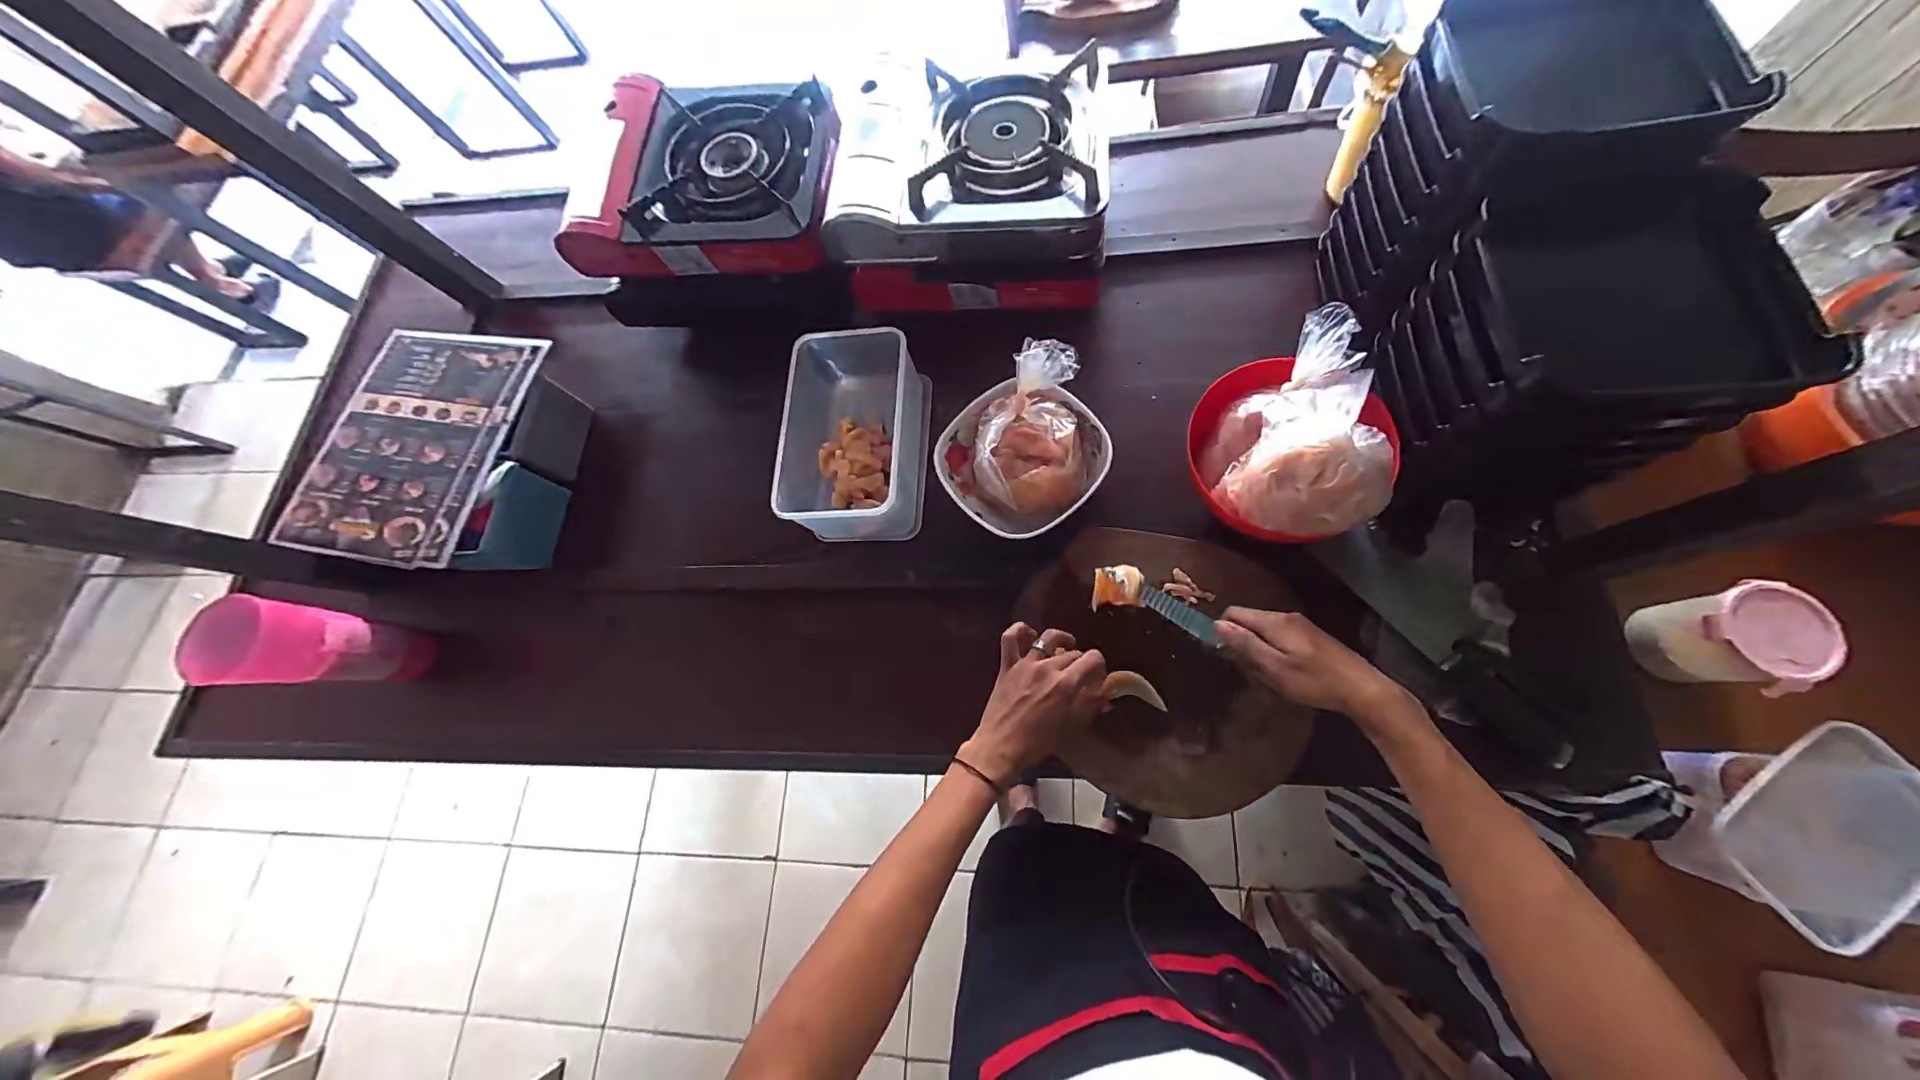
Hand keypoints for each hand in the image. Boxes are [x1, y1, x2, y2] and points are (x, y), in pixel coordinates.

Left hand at [961, 623, 1106, 783]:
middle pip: (1072, 653)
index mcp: (1065, 684)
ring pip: (1048, 638)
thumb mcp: (1069, 727)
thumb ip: (1089, 708)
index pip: (1092, 659)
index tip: (1097, 678)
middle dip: (1081, 663)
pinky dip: (1020, 631)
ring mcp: (1025, 664)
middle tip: (1079, 676)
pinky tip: (1030, 635)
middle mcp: (1047, 668)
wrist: (1000, 748)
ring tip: (1064, 648)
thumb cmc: (1036, 743)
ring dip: (1061, 641)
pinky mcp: (1007, 666)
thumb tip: (1106, 698)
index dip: (1099, 667)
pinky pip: (1011, 638)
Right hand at [1214, 607, 1414, 718]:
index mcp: (1274, 621)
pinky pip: (1279, 635)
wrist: (1362, 689)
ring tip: (1266, 673)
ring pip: (1264, 628)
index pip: (1234, 613)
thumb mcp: (1274, 667)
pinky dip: (1273, 649)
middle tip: (1248, 669)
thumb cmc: (1314, 681)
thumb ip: (1245, 644)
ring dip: (1257, 647)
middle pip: (1249, 619)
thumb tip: (1217, 624)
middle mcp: (1286, 616)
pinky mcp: (1311, 636)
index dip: (1223, 630)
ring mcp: (1301, 625)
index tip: (1226, 655)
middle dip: (1241, 640)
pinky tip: (1284, 669)